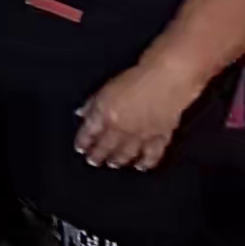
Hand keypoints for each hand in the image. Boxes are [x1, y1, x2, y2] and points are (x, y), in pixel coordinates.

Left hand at [73, 59, 206, 170]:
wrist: (165, 81)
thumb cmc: (132, 79)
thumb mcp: (104, 89)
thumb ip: (91, 104)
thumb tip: (81, 115)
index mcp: (105, 114)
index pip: (89, 132)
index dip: (83, 142)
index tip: (79, 148)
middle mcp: (122, 128)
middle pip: (107, 145)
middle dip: (98, 154)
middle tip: (92, 161)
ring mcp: (142, 134)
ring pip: (128, 153)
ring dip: (119, 160)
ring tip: (112, 165)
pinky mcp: (162, 137)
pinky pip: (152, 155)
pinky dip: (146, 162)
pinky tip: (141, 166)